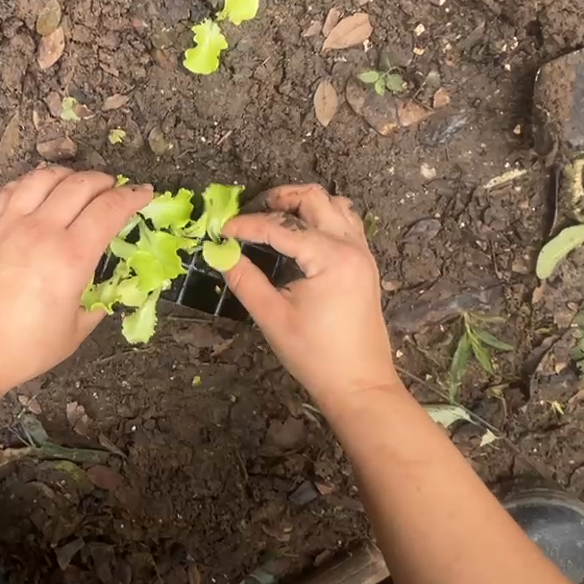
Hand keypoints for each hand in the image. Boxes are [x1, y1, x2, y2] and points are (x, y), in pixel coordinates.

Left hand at [0, 167, 151, 396]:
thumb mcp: (74, 331)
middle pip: (79, 185)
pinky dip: (29, 183)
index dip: (132, 196)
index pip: (109, 209)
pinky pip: (9, 191)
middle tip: (113, 189)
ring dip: (66, 175)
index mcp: (71, 256)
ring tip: (76, 183)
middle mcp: (41, 231)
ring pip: (42, 178)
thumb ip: (95, 304)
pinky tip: (35, 190)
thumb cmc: (22, 348)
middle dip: (103, 181)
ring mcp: (9, 225)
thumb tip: (105, 292)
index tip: (144, 193)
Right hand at [221, 184, 400, 408]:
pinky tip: (299, 234)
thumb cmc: (315, 355)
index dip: (246, 225)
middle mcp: (351, 247)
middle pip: (314, 198)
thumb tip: (220, 253)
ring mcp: (362, 253)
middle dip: (278, 198)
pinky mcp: (364, 264)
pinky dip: (320, 217)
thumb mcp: (271, 316)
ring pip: (334, 204)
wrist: (359, 384)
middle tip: (249, 212)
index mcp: (330, 258)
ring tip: (274, 217)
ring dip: (302, 204)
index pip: (280, 226)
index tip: (220, 231)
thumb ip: (244, 279)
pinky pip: (345, 222)